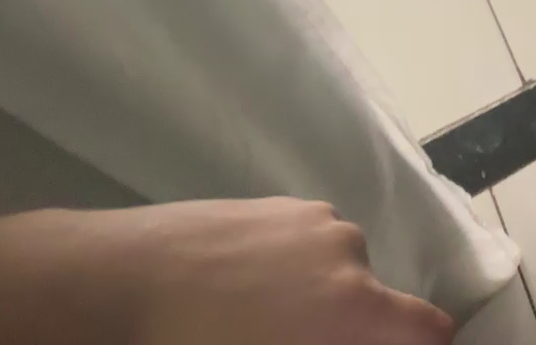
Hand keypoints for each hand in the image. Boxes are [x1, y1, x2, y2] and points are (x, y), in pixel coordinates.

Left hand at [0, 198, 453, 344]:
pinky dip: (290, 272)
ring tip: (247, 324)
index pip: (428, 328)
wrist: (107, 285)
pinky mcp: (282, 204)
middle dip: (346, 329)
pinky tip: (231, 293)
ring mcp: (317, 221)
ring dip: (315, 300)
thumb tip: (342, 336)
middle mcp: (351, 252)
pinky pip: (307, 246)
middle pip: (374, 301)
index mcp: (352, 306)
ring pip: (338, 271)